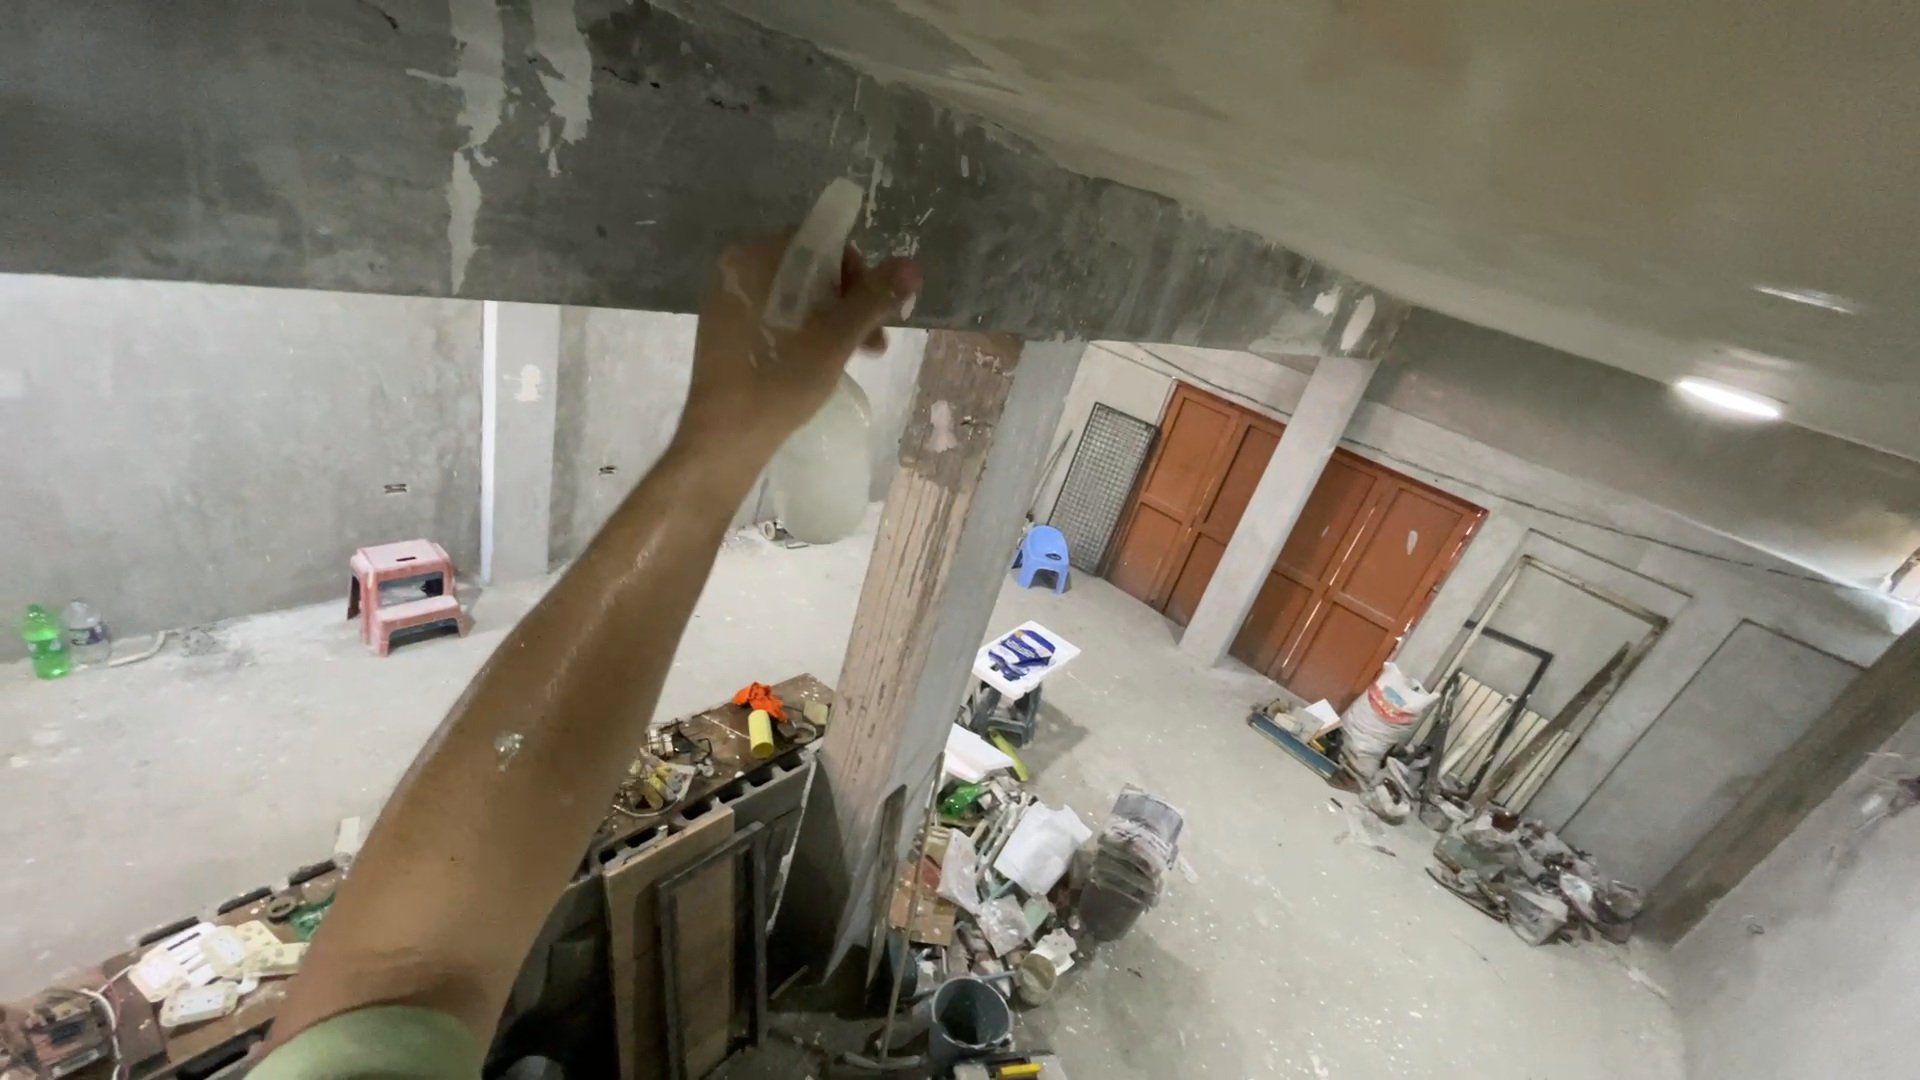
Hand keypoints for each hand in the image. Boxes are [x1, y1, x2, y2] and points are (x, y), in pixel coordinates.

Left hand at [677, 234, 920, 463]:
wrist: (726, 436)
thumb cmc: (781, 379)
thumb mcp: (837, 338)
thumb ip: (874, 298)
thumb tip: (913, 266)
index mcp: (756, 258)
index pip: (820, 243)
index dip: (857, 274)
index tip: (873, 312)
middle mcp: (736, 270)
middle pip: (809, 271)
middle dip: (848, 302)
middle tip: (872, 343)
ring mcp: (727, 302)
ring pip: (794, 298)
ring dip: (832, 321)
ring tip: (855, 357)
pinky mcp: (725, 332)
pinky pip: (775, 317)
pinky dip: (803, 332)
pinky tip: (818, 364)